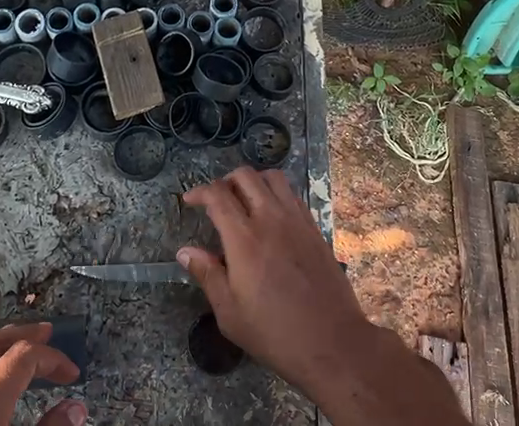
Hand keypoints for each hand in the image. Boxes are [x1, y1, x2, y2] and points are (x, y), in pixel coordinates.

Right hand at [177, 167, 375, 390]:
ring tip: (244, 200)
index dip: (199, 191)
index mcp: (244, 239)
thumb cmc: (274, 333)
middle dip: (224, 181)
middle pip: (245, 176)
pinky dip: (276, 193)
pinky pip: (292, 195)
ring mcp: (297, 220)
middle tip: (216, 200)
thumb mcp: (230, 313)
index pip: (218, 195)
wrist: (332, 342)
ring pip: (273, 178)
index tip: (190, 200)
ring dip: (253, 181)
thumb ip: (208, 275)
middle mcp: (271, 219)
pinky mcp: (315, 228)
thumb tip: (185, 251)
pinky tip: (271, 215)